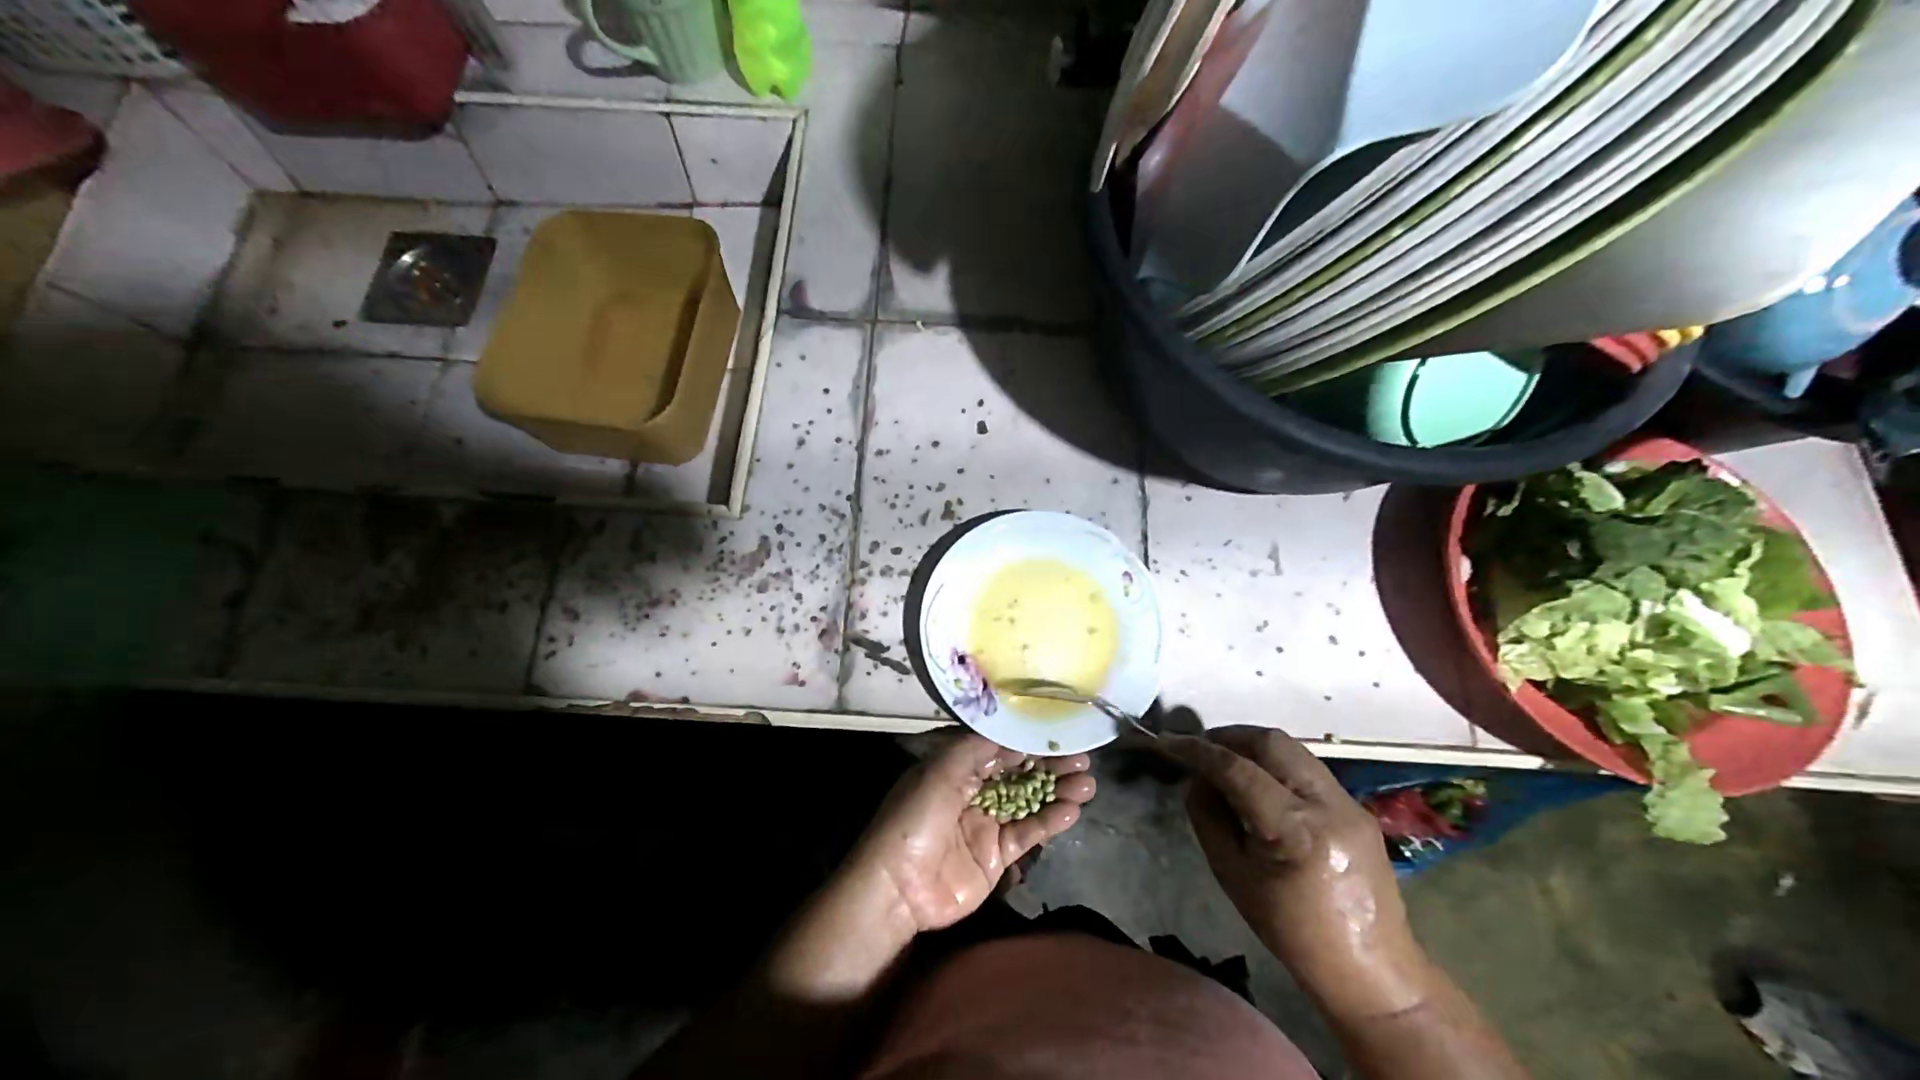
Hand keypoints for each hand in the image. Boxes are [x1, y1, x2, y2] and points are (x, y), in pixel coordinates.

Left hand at [846, 733, 1095, 931]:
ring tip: (1087, 784)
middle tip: (1084, 760)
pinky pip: (1028, 833)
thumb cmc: (915, 818)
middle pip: (1019, 774)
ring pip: (1029, 802)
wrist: (898, 887)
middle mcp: (974, 792)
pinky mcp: (997, 856)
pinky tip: (1072, 810)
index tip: (1060, 733)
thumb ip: (978, 749)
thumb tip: (1014, 732)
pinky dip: (1050, 821)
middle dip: (1050, 765)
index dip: (1030, 742)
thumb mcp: (941, 770)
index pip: (1000, 749)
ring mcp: (986, 825)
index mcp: (956, 768)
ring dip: (1057, 791)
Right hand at [1157, 723, 1433, 1020]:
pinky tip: (1258, 783)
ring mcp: (1349, 803)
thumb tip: (1196, 778)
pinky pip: (1308, 768)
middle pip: (1271, 742)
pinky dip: (1275, 764)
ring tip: (1224, 760)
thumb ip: (1207, 817)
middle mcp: (1328, 804)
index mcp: (1295, 829)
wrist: (1370, 969)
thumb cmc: (1291, 930)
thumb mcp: (1232, 874)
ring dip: (1252, 746)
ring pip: (1292, 748)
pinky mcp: (1357, 808)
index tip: (1166, 742)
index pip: (1237, 769)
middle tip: (1198, 747)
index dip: (1197, 750)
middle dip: (1228, 736)